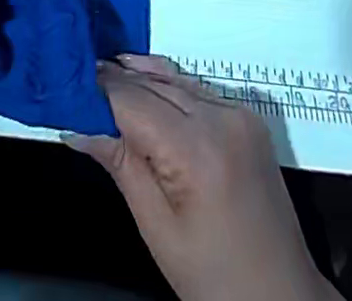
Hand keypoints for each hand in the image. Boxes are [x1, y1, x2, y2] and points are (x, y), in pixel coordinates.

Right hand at [67, 56, 339, 300]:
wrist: (283, 297)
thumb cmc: (218, 276)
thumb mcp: (156, 227)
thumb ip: (120, 165)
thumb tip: (78, 129)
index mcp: (197, 151)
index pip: (131, 99)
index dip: (97, 91)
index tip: (68, 88)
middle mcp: (222, 121)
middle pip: (151, 83)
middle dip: (114, 81)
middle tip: (77, 80)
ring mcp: (239, 116)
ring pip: (173, 77)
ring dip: (139, 76)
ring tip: (102, 73)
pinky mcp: (248, 118)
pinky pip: (196, 87)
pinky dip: (167, 83)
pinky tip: (144, 84)